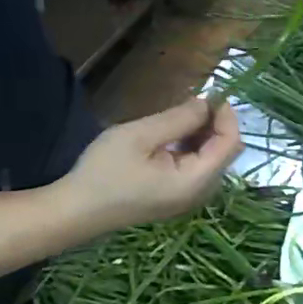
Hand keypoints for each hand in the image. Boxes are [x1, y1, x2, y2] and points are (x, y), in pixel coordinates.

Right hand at [56, 99, 242, 230]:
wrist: (72, 211)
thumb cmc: (105, 171)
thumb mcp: (141, 135)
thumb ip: (179, 119)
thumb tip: (206, 103)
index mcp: (194, 182)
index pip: (230, 144)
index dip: (226, 115)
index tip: (210, 92)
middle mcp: (197, 194)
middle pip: (224, 152)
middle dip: (216, 122)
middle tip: (196, 98)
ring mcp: (185, 198)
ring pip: (210, 158)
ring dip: (204, 132)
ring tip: (184, 110)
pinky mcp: (172, 196)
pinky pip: (195, 166)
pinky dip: (192, 145)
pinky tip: (174, 131)